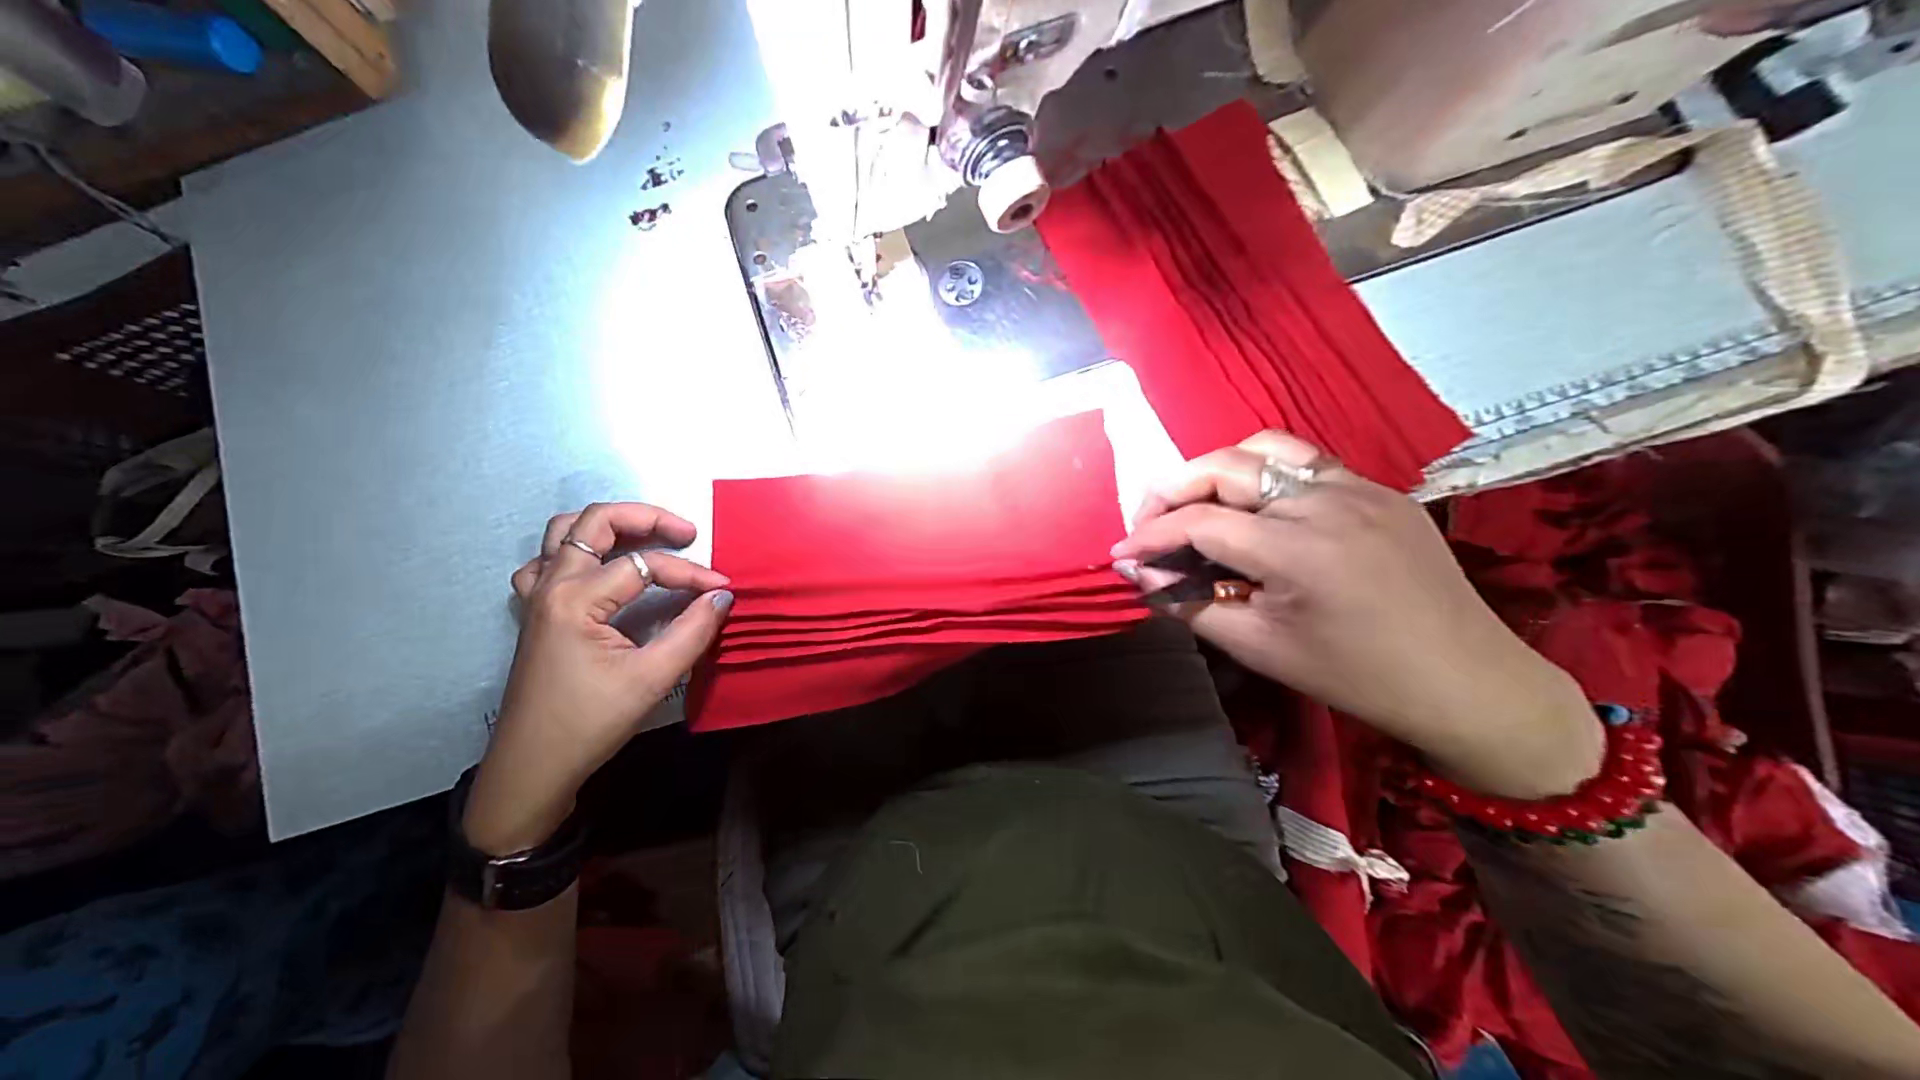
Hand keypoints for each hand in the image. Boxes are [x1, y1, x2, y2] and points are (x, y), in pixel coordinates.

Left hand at [464, 502, 732, 855]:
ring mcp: (537, 597)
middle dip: (646, 518)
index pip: (644, 564)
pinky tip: (600, 570)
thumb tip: (723, 595)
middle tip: (686, 533)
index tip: (722, 588)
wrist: (532, 767)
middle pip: (595, 522)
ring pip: (564, 532)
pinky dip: (575, 553)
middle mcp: (551, 586)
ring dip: (607, 527)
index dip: (690, 573)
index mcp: (576, 599)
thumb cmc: (590, 723)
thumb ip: (693, 631)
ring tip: (646, 538)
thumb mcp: (651, 679)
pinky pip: (546, 562)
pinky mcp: (535, 613)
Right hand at [1113, 432, 1602, 799]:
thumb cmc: (1354, 676)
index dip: (1150, 535)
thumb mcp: (1260, 648)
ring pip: (1266, 449)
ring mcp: (1359, 487)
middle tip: (1151, 523)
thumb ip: (1190, 603)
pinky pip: (1308, 464)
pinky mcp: (1381, 490)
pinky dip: (1266, 474)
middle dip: (1172, 489)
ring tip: (1200, 502)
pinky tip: (1260, 508)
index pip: (1197, 521)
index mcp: (1294, 550)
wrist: (1465, 680)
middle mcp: (1324, 502)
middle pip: (1223, 466)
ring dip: (1219, 469)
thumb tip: (1140, 573)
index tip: (1122, 553)